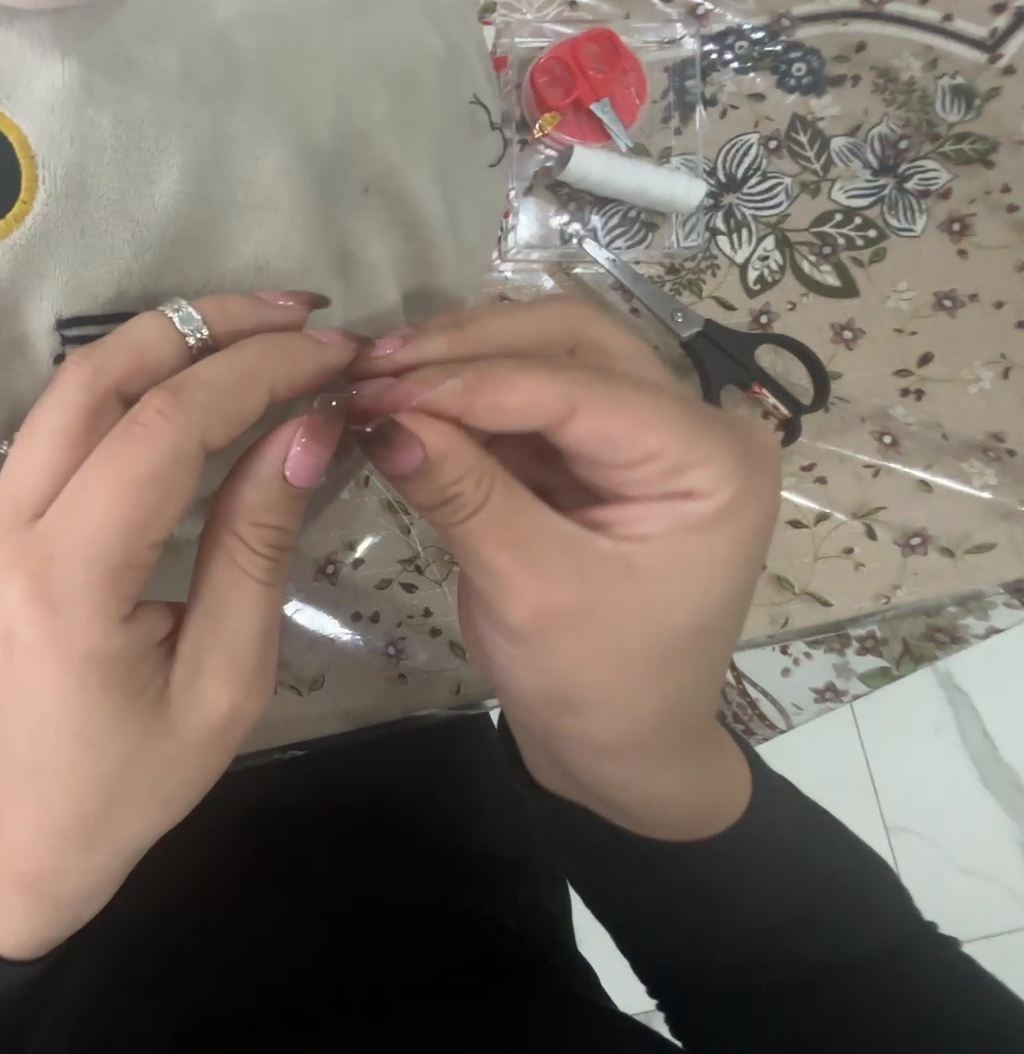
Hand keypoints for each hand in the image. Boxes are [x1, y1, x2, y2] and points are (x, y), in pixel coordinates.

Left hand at [0, 292, 356, 960]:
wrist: (38, 822)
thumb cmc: (138, 776)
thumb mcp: (225, 677)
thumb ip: (255, 544)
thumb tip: (306, 430)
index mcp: (66, 578)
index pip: (159, 429)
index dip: (253, 373)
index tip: (332, 352)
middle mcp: (9, 529)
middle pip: (97, 377)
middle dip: (201, 323)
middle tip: (297, 312)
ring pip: (71, 388)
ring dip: (163, 341)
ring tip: (258, 331)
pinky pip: (61, 425)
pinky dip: (130, 383)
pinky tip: (193, 379)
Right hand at [350, 298, 782, 840]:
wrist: (613, 738)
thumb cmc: (591, 677)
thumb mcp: (526, 587)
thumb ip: (461, 493)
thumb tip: (381, 421)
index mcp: (704, 459)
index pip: (575, 387)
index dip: (468, 383)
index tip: (373, 392)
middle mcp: (682, 425)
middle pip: (570, 339)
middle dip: (466, 345)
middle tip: (374, 367)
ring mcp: (632, 435)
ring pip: (541, 355)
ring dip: (456, 360)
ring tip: (376, 376)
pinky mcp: (582, 455)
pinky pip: (515, 402)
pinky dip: (455, 397)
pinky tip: (402, 402)